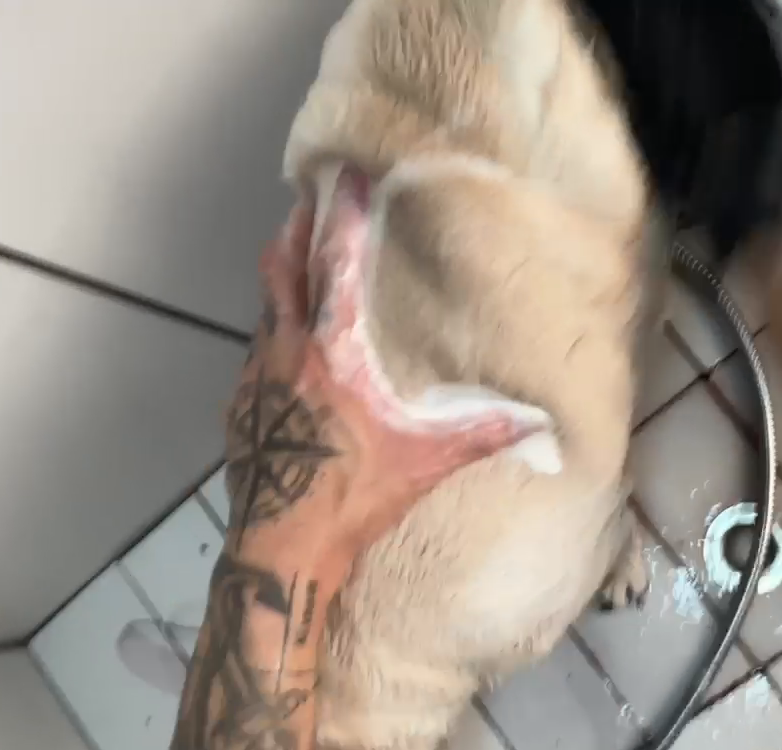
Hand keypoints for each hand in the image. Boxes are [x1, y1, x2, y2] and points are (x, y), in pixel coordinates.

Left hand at [223, 174, 551, 557]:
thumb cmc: (356, 495)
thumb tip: (542, 425)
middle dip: (296, 228)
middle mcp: (285, 351)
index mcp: (333, 353)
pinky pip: (255, 348)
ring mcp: (254, 377)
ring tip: (297, 259)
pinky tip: (286, 344)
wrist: (284, 542)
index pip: (335, 267)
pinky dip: (271, 328)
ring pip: (264, 308)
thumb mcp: (426, 462)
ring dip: (281, 276)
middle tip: (309, 198)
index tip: (344, 175)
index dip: (342, 217)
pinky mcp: (239, 406)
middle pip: (282, 269)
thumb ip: (482, 433)